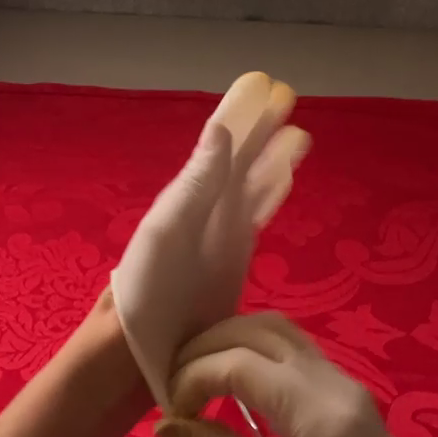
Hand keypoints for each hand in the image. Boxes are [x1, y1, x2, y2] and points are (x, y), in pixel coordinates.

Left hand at [110, 73, 308, 409]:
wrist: (140, 351)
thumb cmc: (146, 291)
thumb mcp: (167, 232)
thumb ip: (195, 183)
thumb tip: (220, 130)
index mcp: (191, 195)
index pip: (222, 144)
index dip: (241, 115)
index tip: (263, 84)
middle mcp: (207, 208)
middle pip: (241, 160)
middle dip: (262, 131)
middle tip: (288, 98)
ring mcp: (222, 235)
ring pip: (252, 185)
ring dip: (272, 160)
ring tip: (297, 135)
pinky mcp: (233, 263)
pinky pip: (256, 218)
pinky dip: (271, 196)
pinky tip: (283, 183)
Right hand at [156, 314, 435, 436]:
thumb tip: (167, 423)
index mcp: (318, 414)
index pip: (239, 364)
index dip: (194, 378)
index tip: (171, 412)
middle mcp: (334, 382)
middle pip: (258, 331)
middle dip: (206, 348)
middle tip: (174, 384)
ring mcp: (343, 381)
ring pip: (276, 331)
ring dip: (229, 342)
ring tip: (195, 375)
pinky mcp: (343, 390)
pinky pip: (290, 349)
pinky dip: (251, 352)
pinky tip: (228, 378)